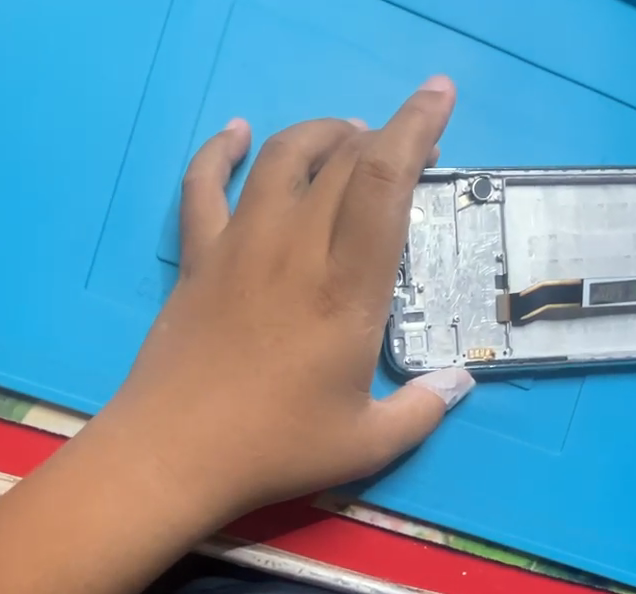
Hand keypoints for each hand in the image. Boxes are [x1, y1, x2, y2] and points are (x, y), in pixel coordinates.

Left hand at [87, 77, 471, 525]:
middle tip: (400, 150)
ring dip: (319, 135)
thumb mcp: (367, 445)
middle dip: (379, 136)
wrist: (176, 454)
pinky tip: (237, 133)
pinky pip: (203, 185)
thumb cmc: (276, 450)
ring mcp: (239, 247)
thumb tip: (459, 384)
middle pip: (339, 160)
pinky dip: (220, 150)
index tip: (438, 98)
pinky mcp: (197, 259)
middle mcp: (294, 249)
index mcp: (346, 288)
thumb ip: (422, 411)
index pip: (384, 181)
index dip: (415, 128)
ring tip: (344, 137)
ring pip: (280, 158)